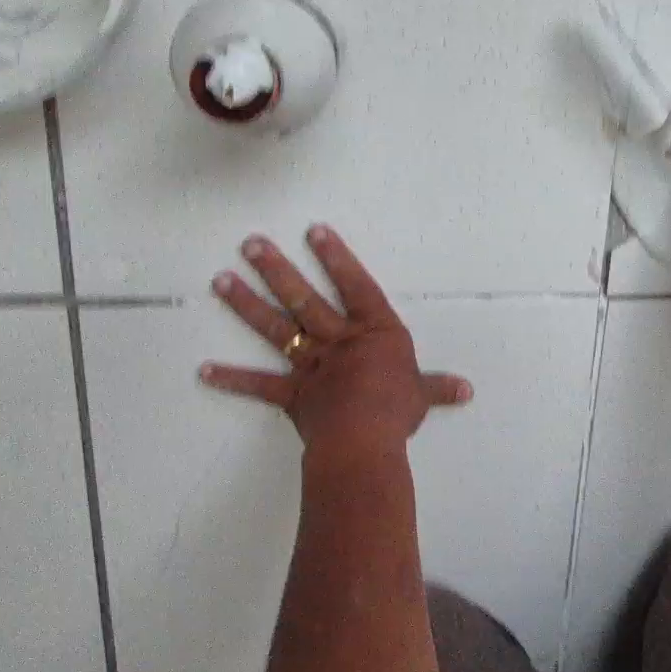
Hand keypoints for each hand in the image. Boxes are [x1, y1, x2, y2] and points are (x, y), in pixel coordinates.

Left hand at [200, 225, 471, 462]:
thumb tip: (467, 389)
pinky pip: (259, 386)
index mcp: (374, 332)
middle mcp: (338, 340)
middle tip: (250, 243)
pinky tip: (204, 369)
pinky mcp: (292, 395)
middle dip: (276, 269)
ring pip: (276, 329)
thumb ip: (438, 387)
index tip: (314, 231)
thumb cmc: (396, 409)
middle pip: (304, 298)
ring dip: (246, 304)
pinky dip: (233, 379)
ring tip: (221, 279)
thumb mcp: (422, 394)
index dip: (337, 258)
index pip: (356, 286)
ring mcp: (311, 365)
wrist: (364, 440)